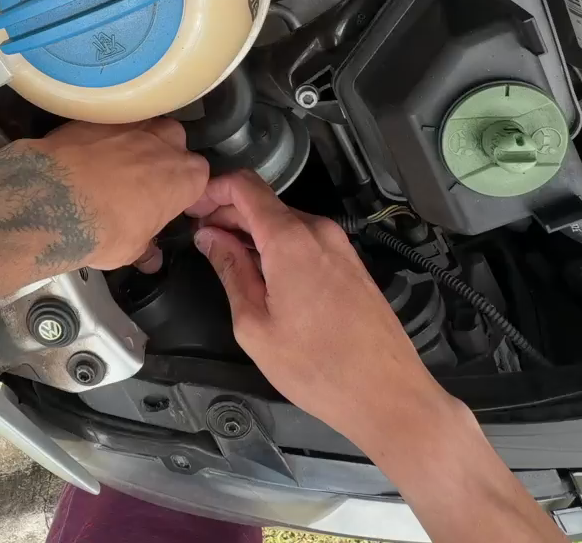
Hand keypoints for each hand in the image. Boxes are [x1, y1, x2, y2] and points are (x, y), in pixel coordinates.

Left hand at [0, 119, 210, 271]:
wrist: (56, 199)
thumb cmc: (103, 226)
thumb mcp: (131, 250)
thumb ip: (146, 248)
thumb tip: (149, 257)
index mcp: (185, 176)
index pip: (198, 176)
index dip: (181, 187)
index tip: (166, 199)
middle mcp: (165, 142)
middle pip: (174, 142)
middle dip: (160, 156)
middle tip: (139, 181)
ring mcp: (133, 123)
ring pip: (143, 127)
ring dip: (133, 142)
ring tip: (112, 165)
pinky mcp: (100, 115)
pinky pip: (109, 123)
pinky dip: (102, 136)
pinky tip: (87, 156)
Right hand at [191, 172, 456, 453]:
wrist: (390, 397)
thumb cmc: (318, 369)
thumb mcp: (254, 324)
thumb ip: (229, 270)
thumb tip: (210, 237)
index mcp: (290, 238)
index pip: (244, 185)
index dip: (212, 190)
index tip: (191, 208)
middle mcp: (317, 230)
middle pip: (262, 202)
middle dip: (227, 214)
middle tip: (202, 239)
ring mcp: (338, 244)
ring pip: (283, 220)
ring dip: (251, 232)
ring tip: (228, 260)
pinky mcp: (350, 262)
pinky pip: (304, 238)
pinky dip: (276, 245)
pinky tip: (263, 274)